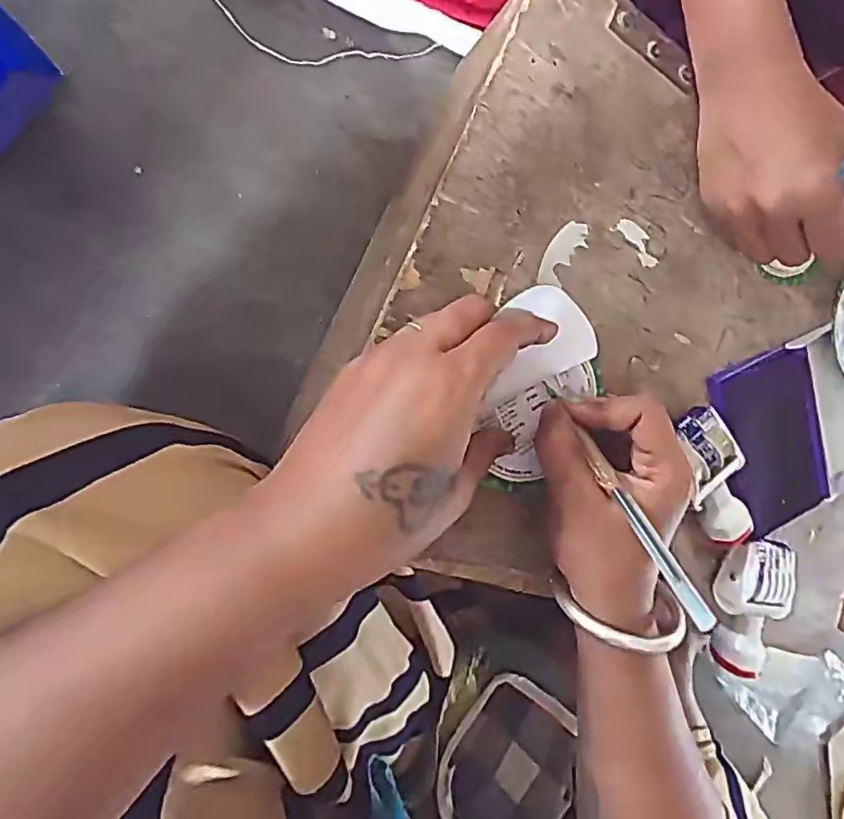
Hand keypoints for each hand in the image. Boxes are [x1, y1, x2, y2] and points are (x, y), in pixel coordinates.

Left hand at [270, 295, 554, 593]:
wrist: (299, 533)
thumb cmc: (388, 523)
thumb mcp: (453, 494)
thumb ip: (482, 452)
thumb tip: (496, 435)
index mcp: (450, 383)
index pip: (501, 332)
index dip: (530, 327)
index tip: (544, 334)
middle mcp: (413, 358)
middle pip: (464, 310)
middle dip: (493, 320)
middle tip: (508, 348)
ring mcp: (375, 361)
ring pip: (429, 325)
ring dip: (455, 337)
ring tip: (461, 377)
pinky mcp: (348, 374)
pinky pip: (398, 349)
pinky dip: (421, 356)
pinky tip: (417, 396)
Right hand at [535, 395, 695, 625]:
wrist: (609, 609)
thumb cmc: (600, 561)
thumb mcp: (576, 502)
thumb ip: (562, 450)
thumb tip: (550, 409)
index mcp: (670, 469)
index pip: (642, 410)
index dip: (602, 407)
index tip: (565, 416)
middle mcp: (670, 465)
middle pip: (633, 416)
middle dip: (593, 416)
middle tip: (556, 424)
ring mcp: (655, 475)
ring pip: (622, 430)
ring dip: (588, 429)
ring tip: (557, 438)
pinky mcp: (637, 484)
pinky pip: (615, 448)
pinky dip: (590, 445)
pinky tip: (567, 454)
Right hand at [696, 56, 843, 268]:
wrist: (747, 81)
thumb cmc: (803, 105)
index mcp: (817, 195)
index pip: (832, 249)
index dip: (837, 240)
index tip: (834, 228)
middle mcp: (777, 210)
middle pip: (796, 257)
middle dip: (805, 241)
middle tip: (804, 218)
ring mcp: (741, 210)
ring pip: (763, 253)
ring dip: (774, 240)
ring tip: (776, 214)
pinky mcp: (715, 204)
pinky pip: (737, 235)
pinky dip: (749, 227)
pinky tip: (753, 199)